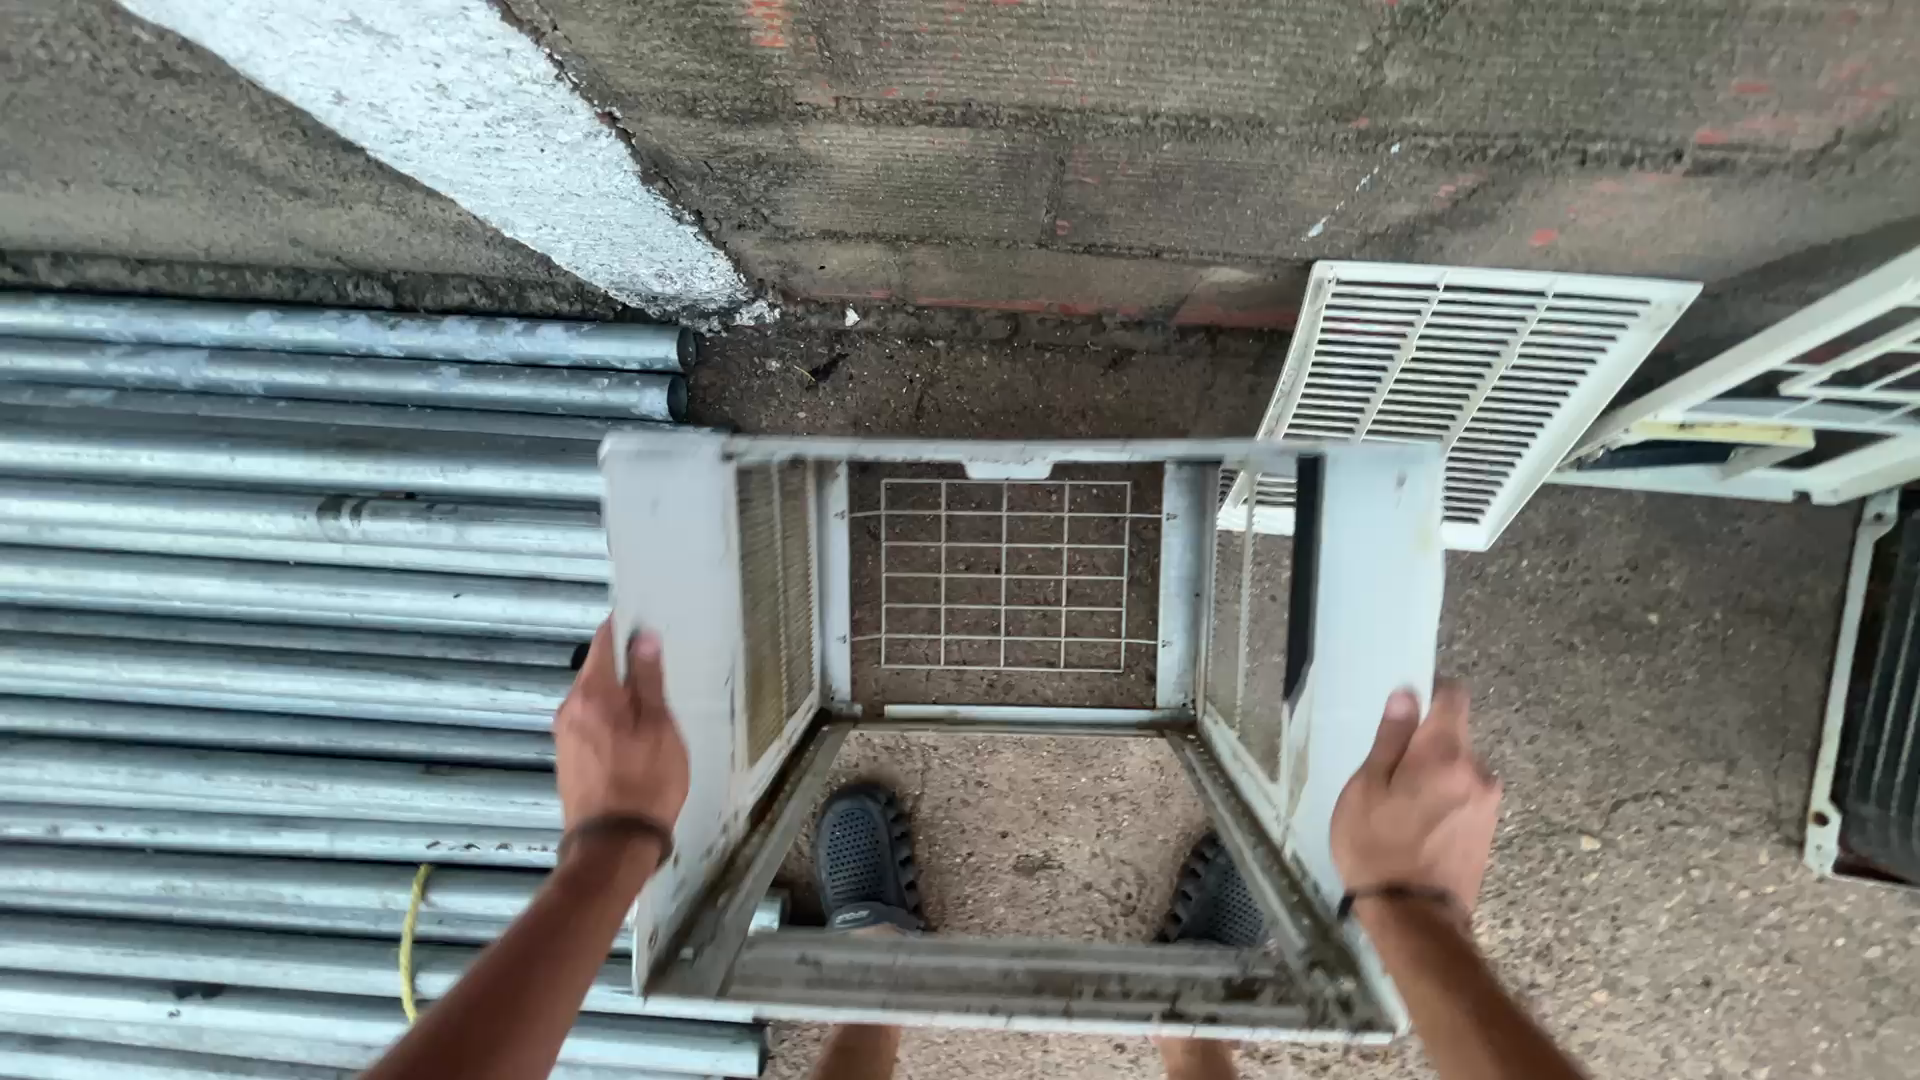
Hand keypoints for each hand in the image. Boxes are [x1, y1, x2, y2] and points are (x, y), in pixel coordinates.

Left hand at [552, 621, 689, 833]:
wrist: (614, 846)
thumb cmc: (645, 781)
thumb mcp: (659, 726)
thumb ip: (649, 680)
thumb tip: (644, 637)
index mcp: (592, 694)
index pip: (604, 641)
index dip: (626, 626)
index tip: (649, 620)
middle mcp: (569, 708)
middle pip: (598, 669)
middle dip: (627, 662)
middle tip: (663, 666)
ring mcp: (565, 734)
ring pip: (596, 696)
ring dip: (622, 692)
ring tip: (656, 703)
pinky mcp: (569, 756)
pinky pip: (592, 720)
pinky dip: (613, 715)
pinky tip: (637, 732)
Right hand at [1330, 678, 1500, 914]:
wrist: (1415, 918)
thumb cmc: (1377, 845)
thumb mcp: (1367, 786)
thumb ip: (1390, 738)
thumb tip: (1406, 694)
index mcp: (1446, 755)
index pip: (1453, 696)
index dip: (1429, 689)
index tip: (1402, 702)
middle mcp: (1478, 772)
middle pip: (1453, 734)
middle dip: (1422, 738)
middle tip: (1384, 764)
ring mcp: (1488, 802)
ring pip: (1457, 764)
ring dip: (1431, 769)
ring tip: (1395, 798)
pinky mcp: (1488, 827)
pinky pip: (1463, 791)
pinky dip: (1441, 792)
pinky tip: (1413, 818)